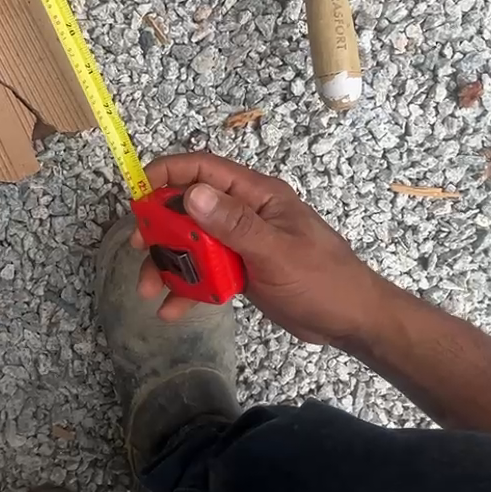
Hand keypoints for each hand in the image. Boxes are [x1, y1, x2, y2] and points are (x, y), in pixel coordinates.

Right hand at [133, 152, 382, 344]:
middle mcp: (242, 212)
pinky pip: (202, 272)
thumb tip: (191, 194)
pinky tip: (171, 309)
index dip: (167, 173)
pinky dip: (185, 289)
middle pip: (187, 208)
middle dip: (159, 228)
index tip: (138, 192)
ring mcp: (238, 241)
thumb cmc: (323, 281)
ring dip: (167, 264)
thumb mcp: (277, 252)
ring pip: (189, 243)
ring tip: (148, 289)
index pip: (203, 169)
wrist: (353, 322)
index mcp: (256, 195)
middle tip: (138, 247)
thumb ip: (234, 224)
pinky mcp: (237, 269)